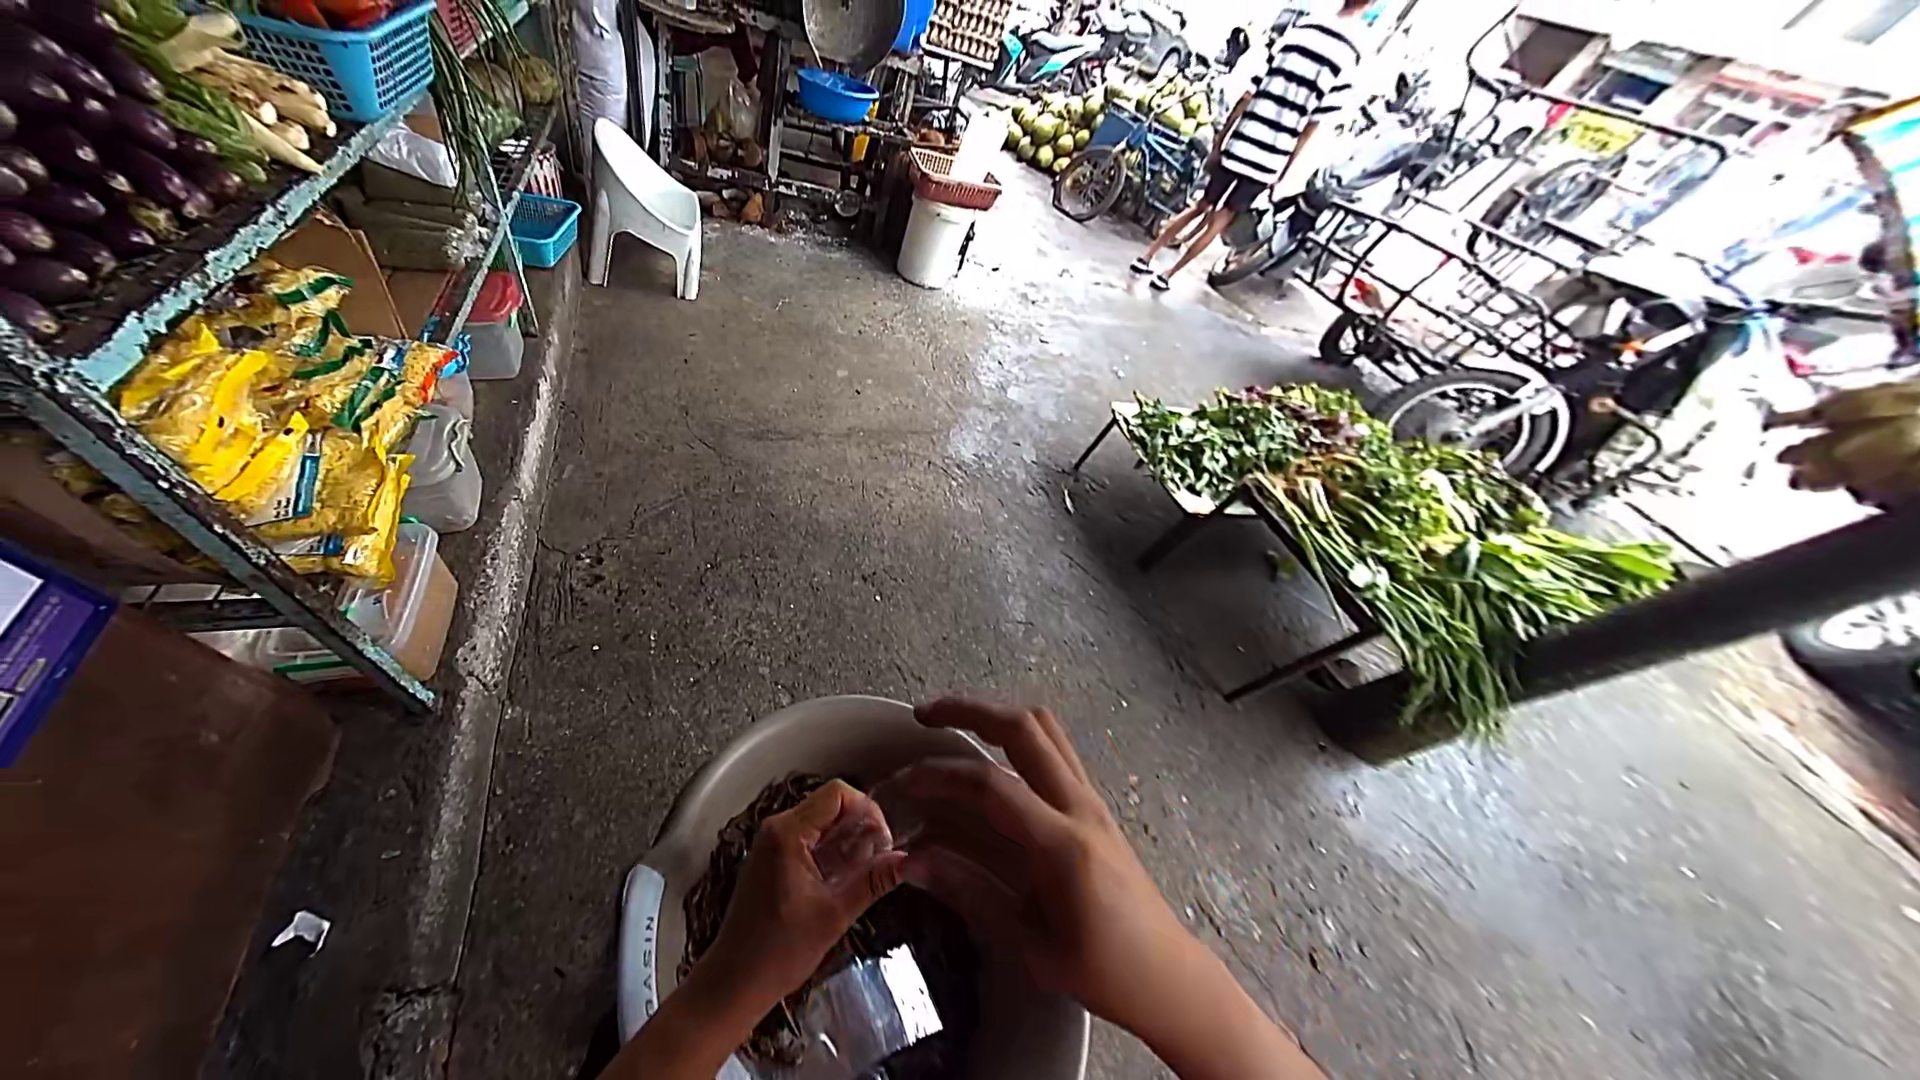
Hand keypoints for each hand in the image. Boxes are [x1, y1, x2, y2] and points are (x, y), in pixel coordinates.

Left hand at [702, 780, 907, 1011]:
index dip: (867, 810)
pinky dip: (830, 851)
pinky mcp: (772, 859)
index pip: (837, 794)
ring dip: (847, 840)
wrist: (732, 986)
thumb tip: (906, 861)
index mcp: (788, 833)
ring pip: (821, 821)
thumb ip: (873, 882)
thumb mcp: (834, 915)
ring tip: (863, 872)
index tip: (882, 841)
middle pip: (830, 804)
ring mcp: (771, 843)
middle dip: (860, 826)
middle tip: (878, 858)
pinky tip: (842, 879)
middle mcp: (776, 829)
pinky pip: (809, 838)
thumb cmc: (777, 953)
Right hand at [876, 700, 1189, 1024]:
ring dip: (995, 711)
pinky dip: (1017, 730)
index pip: (993, 786)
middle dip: (969, 709)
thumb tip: (911, 863)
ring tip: (954, 716)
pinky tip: (992, 744)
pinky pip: (1055, 744)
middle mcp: (1080, 806)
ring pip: (1044, 725)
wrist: (1166, 972)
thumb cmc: (1101, 970)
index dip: (942, 776)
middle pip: (1023, 728)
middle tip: (925, 714)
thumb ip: (968, 892)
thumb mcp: (1028, 942)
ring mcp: (1091, 796)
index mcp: (1063, 846)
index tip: (906, 781)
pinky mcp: (1093, 799)